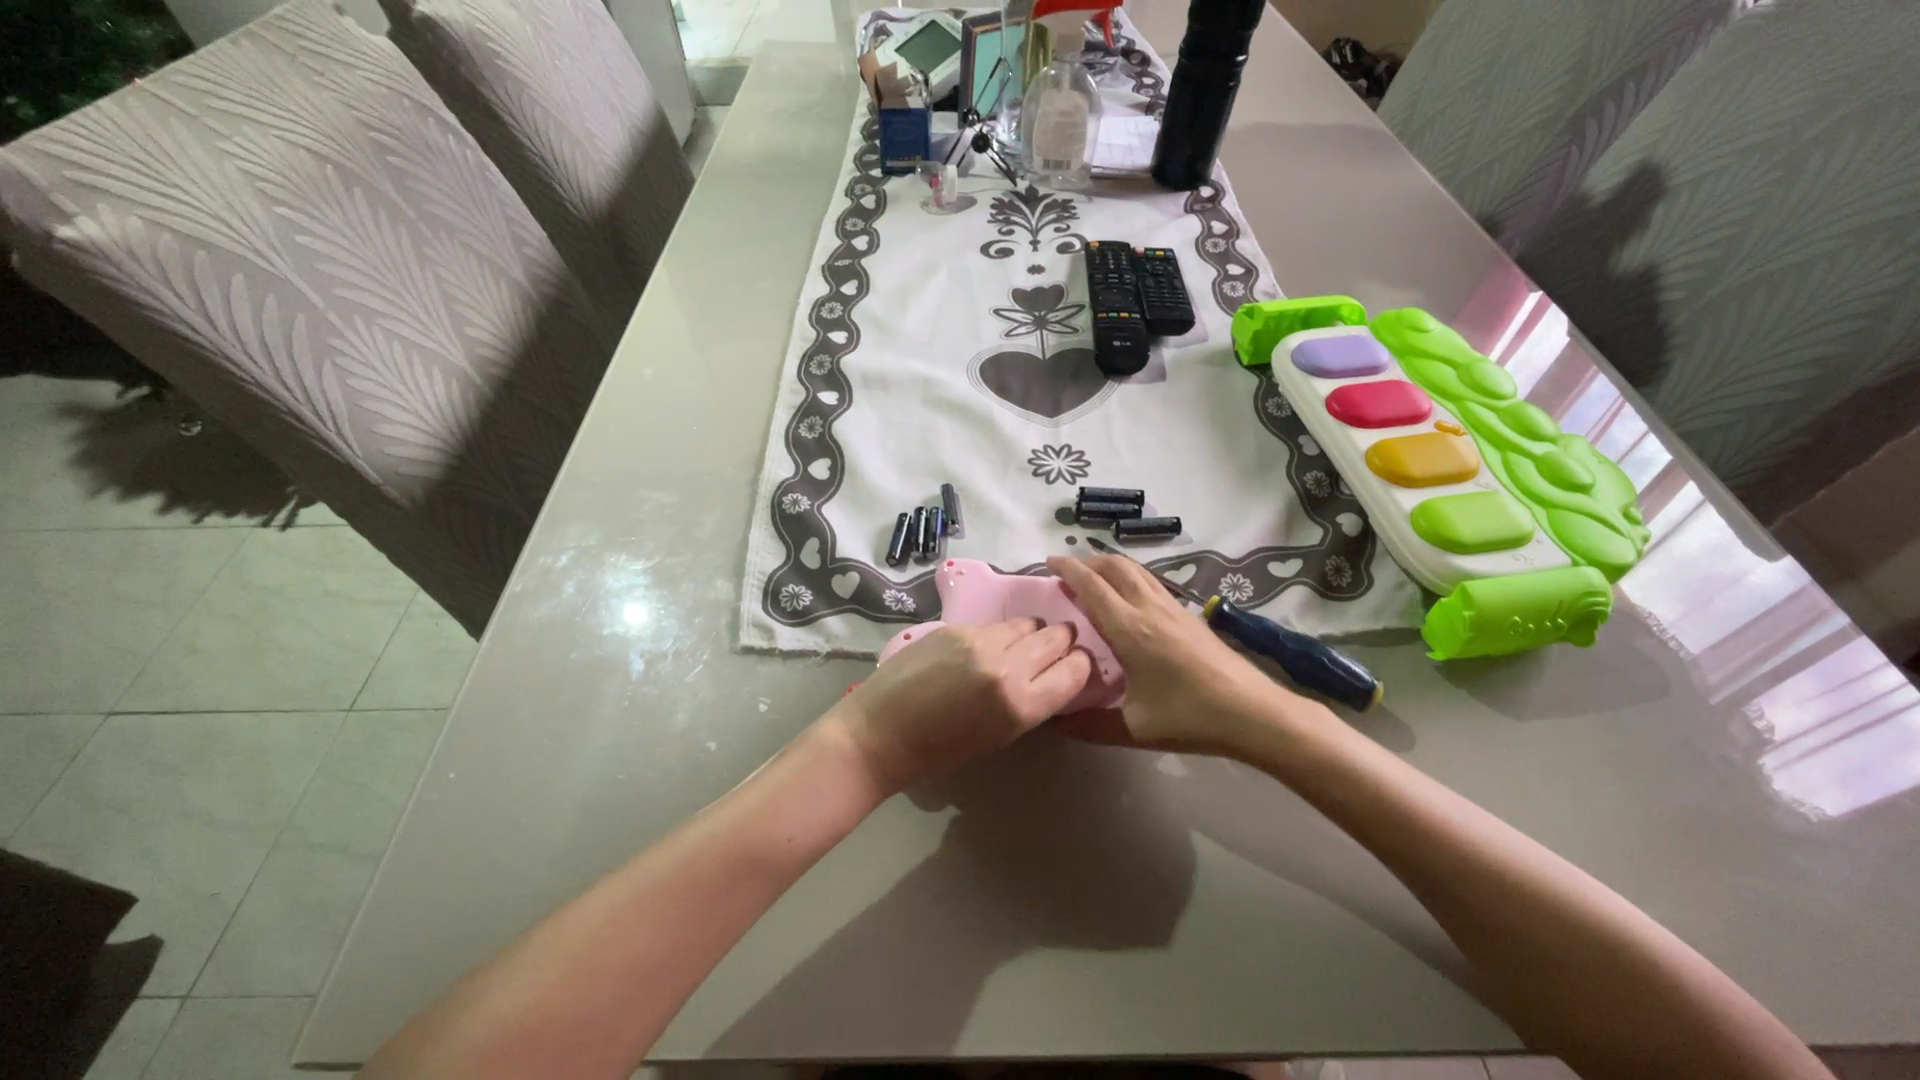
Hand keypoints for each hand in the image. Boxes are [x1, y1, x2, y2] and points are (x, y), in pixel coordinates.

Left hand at [825, 618, 1093, 792]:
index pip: (1074, 670)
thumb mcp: (998, 736)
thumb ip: (1029, 703)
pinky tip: (982, 647)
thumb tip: (1051, 676)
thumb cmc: (938, 752)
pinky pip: (991, 625)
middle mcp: (1007, 667)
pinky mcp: (955, 628)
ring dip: (1030, 632)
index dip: (1080, 665)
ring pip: (1025, 623)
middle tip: (1053, 648)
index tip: (1075, 664)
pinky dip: (996, 634)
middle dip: (1060, 641)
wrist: (880, 734)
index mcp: (1022, 706)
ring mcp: (979, 642)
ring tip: (1018, 644)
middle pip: (1056, 637)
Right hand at [1046, 555, 1321, 756]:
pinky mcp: (1190, 616)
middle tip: (1067, 570)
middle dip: (1088, 561)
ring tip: (1094, 578)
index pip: (1091, 587)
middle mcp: (1150, 609)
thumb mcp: (1132, 729)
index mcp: (1130, 630)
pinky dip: (1131, 578)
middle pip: (1115, 566)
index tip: (1048, 562)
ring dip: (1110, 566)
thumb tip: (1051, 721)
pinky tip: (1130, 599)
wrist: (1253, 713)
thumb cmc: (1189, 719)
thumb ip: (1088, 725)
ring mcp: (1174, 608)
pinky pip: (1152, 583)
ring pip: (1137, 570)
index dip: (1067, 570)